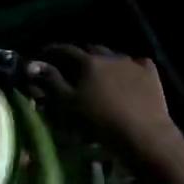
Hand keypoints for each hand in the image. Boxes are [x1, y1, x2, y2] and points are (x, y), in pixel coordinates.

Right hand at [29, 45, 181, 151]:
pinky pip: (137, 63)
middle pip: (90, 49)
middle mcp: (110, 56)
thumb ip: (51, 82)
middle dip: (79, 55)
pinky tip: (129, 74)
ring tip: (100, 73)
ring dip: (104, 61)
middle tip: (72, 67)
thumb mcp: (68, 105)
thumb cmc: (100, 122)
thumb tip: (34, 63)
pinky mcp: (150, 74)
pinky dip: (129, 66)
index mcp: (88, 62)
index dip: (52, 51)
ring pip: (114, 55)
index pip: (64, 50)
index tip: (43, 55)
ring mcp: (132, 63)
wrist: (143, 134)